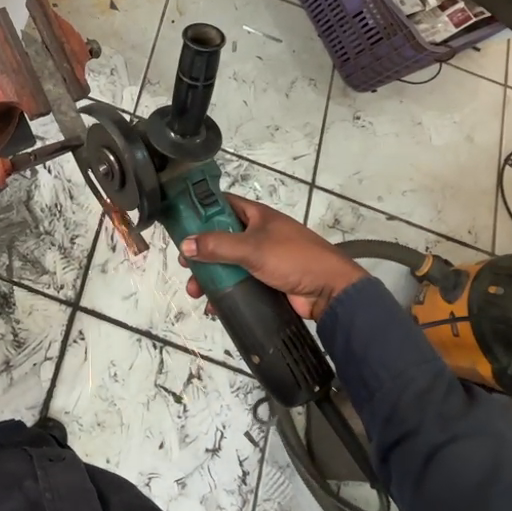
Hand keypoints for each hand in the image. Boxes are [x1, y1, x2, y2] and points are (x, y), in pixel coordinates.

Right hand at [180, 193, 367, 319]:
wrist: (331, 292)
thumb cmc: (293, 258)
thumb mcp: (253, 248)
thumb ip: (218, 245)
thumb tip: (185, 245)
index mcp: (257, 216)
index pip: (222, 204)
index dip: (201, 211)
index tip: (180, 225)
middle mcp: (258, 233)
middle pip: (220, 238)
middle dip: (201, 253)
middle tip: (185, 266)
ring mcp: (263, 258)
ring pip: (228, 264)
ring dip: (210, 277)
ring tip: (195, 292)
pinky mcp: (267, 281)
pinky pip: (239, 284)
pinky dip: (225, 293)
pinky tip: (214, 306)